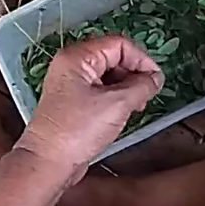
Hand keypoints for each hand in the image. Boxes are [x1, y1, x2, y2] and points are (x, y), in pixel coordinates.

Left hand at [15, 35, 162, 174]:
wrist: (48, 161)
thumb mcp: (117, 104)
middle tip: (147, 95)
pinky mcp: (71, 100)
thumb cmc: (78, 130)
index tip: (156, 80)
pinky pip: (99, 89)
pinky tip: (123, 112)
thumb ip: (142, 86)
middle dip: (134, 73)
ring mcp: (69, 82)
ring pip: (107, 74)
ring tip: (136, 106)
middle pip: (113, 57)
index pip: (119, 44)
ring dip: (126, 86)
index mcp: (77, 57)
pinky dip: (115, 96)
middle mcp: (71, 64)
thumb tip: (155, 78)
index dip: (142, 59)